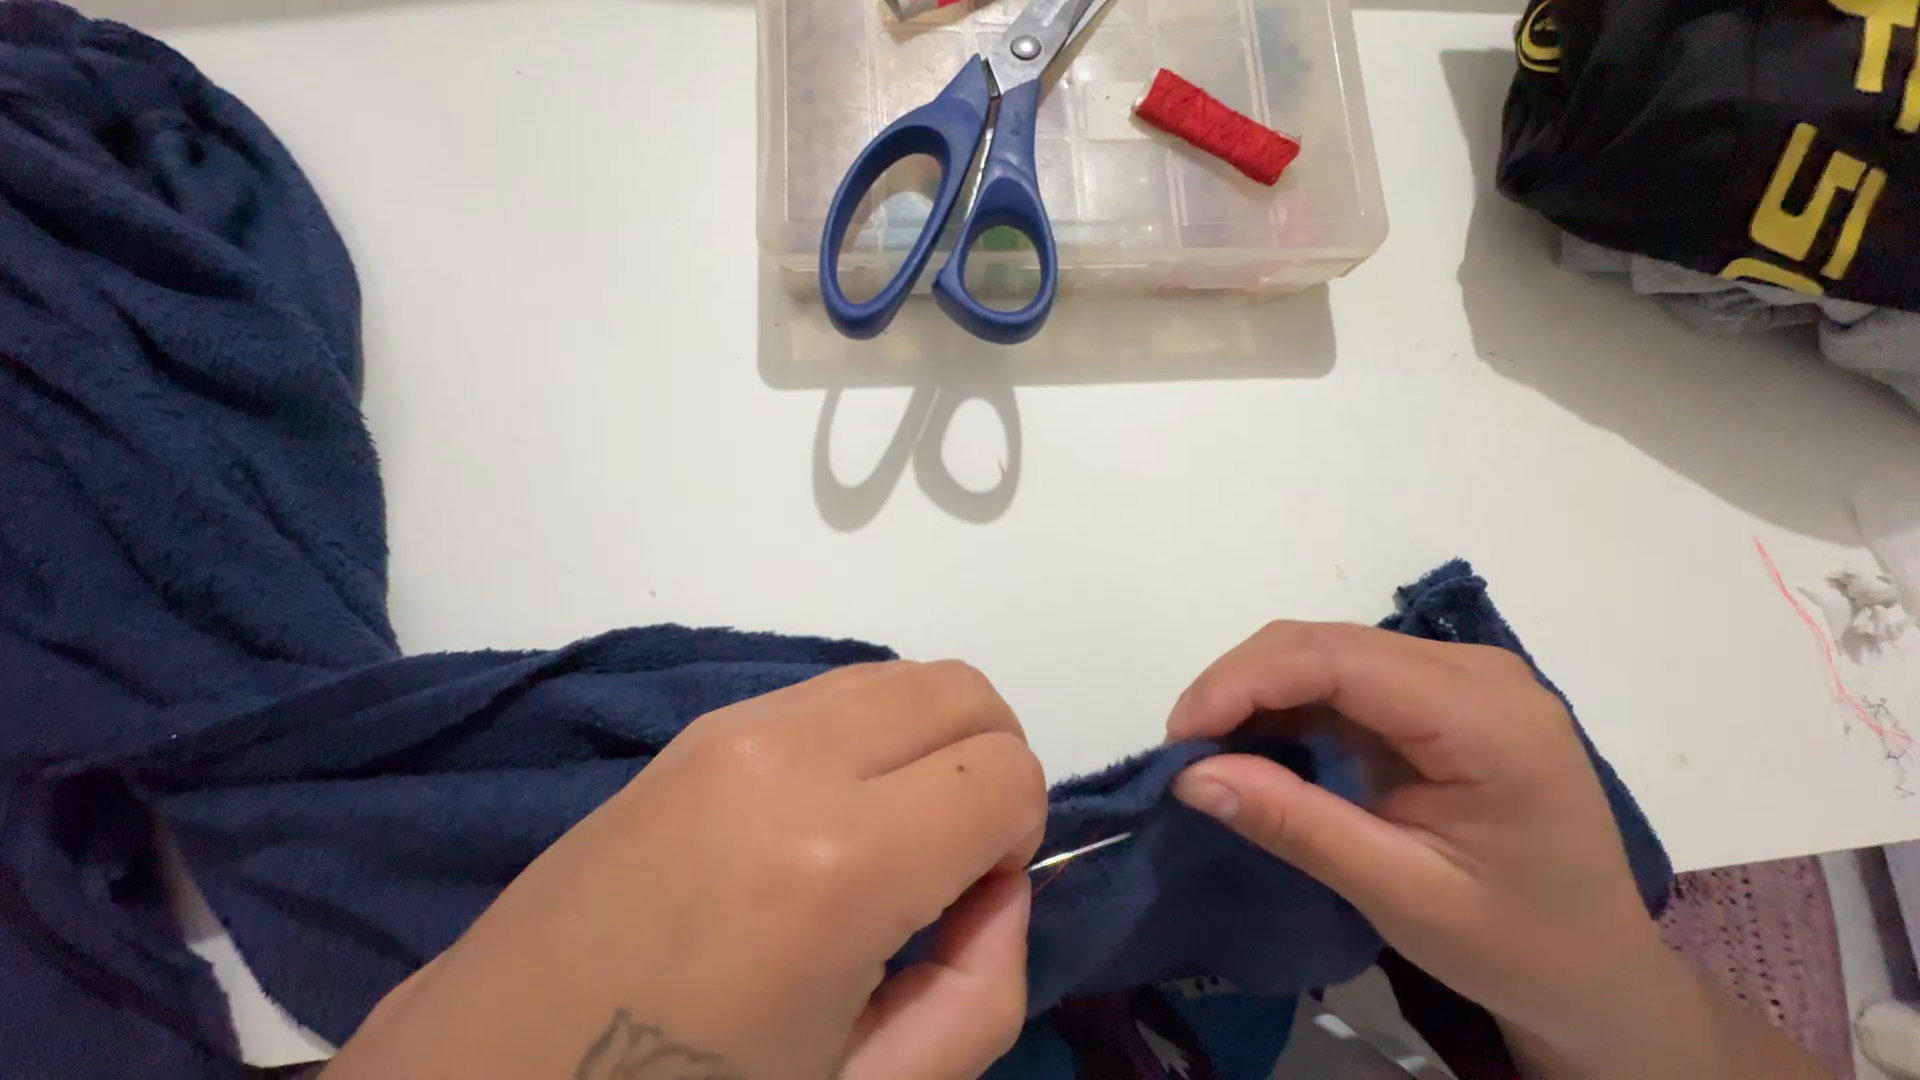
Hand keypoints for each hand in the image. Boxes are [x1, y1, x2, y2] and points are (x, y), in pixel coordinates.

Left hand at [324, 661, 1047, 1079]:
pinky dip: (871, 735)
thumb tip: (1000, 881)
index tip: (972, 901)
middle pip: (966, 691)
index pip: (1010, 775)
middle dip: (993, 766)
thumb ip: (983, 988)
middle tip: (949, 859)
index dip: (1021, 840)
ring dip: (931, 744)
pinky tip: (824, 816)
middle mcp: (788, 758)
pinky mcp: (698, 724)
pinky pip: (834, 692)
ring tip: (886, 836)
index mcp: (837, 862)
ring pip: (903, 676)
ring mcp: (733, 725)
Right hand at [1166, 622, 1832, 1078]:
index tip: (1180, 739)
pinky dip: (1284, 703)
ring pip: (1321, 650)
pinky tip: (1260, 745)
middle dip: (1237, 685)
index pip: (1336, 659)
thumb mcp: (1399, 894)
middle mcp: (1474, 671)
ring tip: (1213, 751)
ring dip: (1254, 692)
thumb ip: (1294, 825)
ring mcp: (1458, 676)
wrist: (1598, 973)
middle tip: (1186, 752)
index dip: (1241, 683)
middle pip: (1321, 642)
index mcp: (1487, 718)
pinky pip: (1338, 675)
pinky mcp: (1436, 692)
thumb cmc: (1515, 946)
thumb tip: (1190, 775)